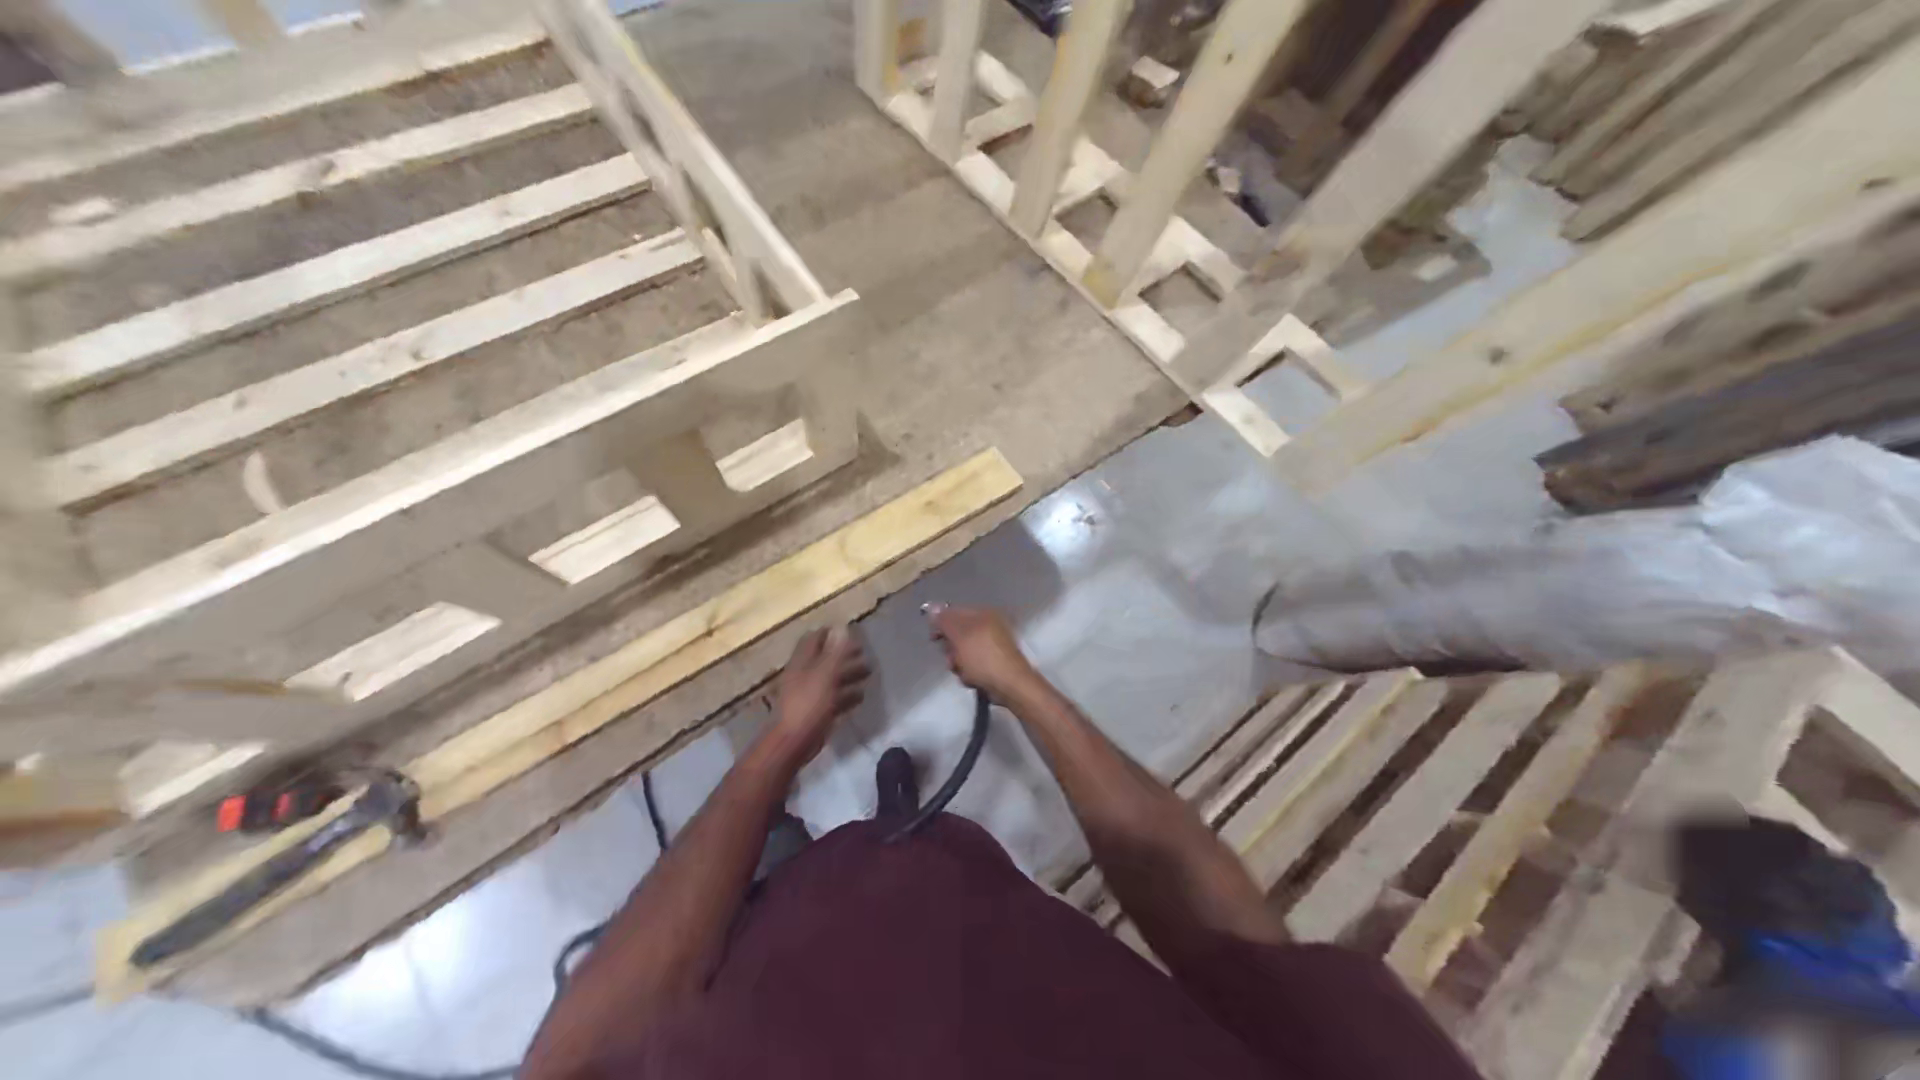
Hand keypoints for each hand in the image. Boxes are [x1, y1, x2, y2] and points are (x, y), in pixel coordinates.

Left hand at [770, 626, 868, 762]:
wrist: (793, 743)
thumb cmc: (809, 704)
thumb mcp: (825, 675)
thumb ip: (835, 652)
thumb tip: (841, 627)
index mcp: (801, 663)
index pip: (813, 640)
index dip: (829, 634)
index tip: (849, 631)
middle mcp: (803, 675)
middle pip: (824, 659)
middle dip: (844, 655)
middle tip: (864, 653)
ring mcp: (808, 695)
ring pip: (830, 679)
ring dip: (848, 674)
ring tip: (869, 673)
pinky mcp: (814, 712)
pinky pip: (832, 698)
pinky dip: (846, 695)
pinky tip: (861, 696)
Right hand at [927, 605, 1037, 701]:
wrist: (1010, 685)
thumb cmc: (983, 658)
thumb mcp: (960, 636)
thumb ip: (944, 621)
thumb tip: (932, 607)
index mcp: (983, 614)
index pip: (954, 613)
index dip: (940, 624)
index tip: (934, 639)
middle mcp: (989, 626)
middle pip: (958, 634)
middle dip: (951, 650)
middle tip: (953, 659)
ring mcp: (993, 646)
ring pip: (963, 652)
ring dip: (959, 664)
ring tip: (965, 672)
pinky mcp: (994, 663)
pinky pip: (973, 664)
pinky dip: (970, 672)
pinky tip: (973, 679)